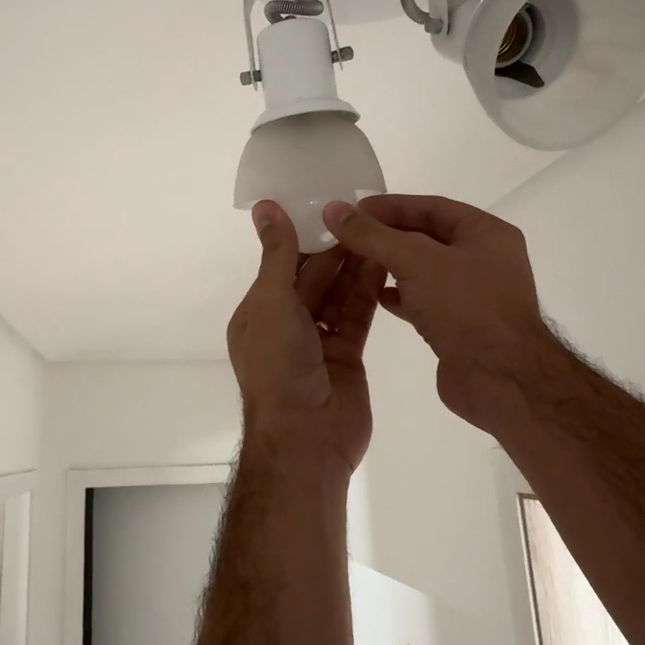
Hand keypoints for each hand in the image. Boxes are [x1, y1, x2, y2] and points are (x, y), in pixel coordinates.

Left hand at [227, 201, 385, 476]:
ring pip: (337, 294)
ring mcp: (317, 342)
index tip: (328, 205)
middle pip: (313, 278)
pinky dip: (368, 291)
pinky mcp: (347, 355)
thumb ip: (278, 255)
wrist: (307, 438)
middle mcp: (285, 325)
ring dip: (354, 265)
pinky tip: (386, 263)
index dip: (303, 235)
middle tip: (365, 213)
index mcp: (257, 313)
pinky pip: (357, 315)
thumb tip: (266, 206)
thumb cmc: (279, 367)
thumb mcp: (271, 304)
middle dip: (334, 248)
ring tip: (381, 230)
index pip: (282, 264)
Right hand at [321, 195, 557, 433]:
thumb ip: (372, 235)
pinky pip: (427, 302)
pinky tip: (378, 298)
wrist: (499, 378)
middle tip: (349, 237)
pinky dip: (402, 297)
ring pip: (426, 272)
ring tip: (356, 265)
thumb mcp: (414, 260)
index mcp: (487, 234)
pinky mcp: (463, 327)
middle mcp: (487, 260)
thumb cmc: (465, 306)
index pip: (432, 208)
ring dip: (392, 267)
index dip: (392, 206)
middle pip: (428, 238)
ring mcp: (476, 296)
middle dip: (388, 237)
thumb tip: (333, 210)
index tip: (354, 211)